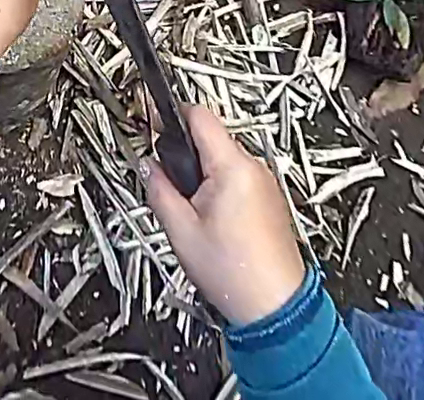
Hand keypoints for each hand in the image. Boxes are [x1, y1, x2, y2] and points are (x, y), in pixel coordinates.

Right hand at [144, 105, 305, 326]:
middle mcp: (253, 166)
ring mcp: (264, 181)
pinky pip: (238, 173)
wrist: (275, 310)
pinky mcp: (269, 196)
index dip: (171, 113)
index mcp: (231, 167)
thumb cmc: (235, 274)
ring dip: (202, 168)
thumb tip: (148, 165)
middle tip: (168, 175)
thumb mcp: (180, 229)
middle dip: (185, 150)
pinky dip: (220, 182)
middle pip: (210, 136)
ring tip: (191, 204)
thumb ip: (158, 188)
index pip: (199, 115)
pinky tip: (211, 214)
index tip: (154, 117)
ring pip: (223, 156)